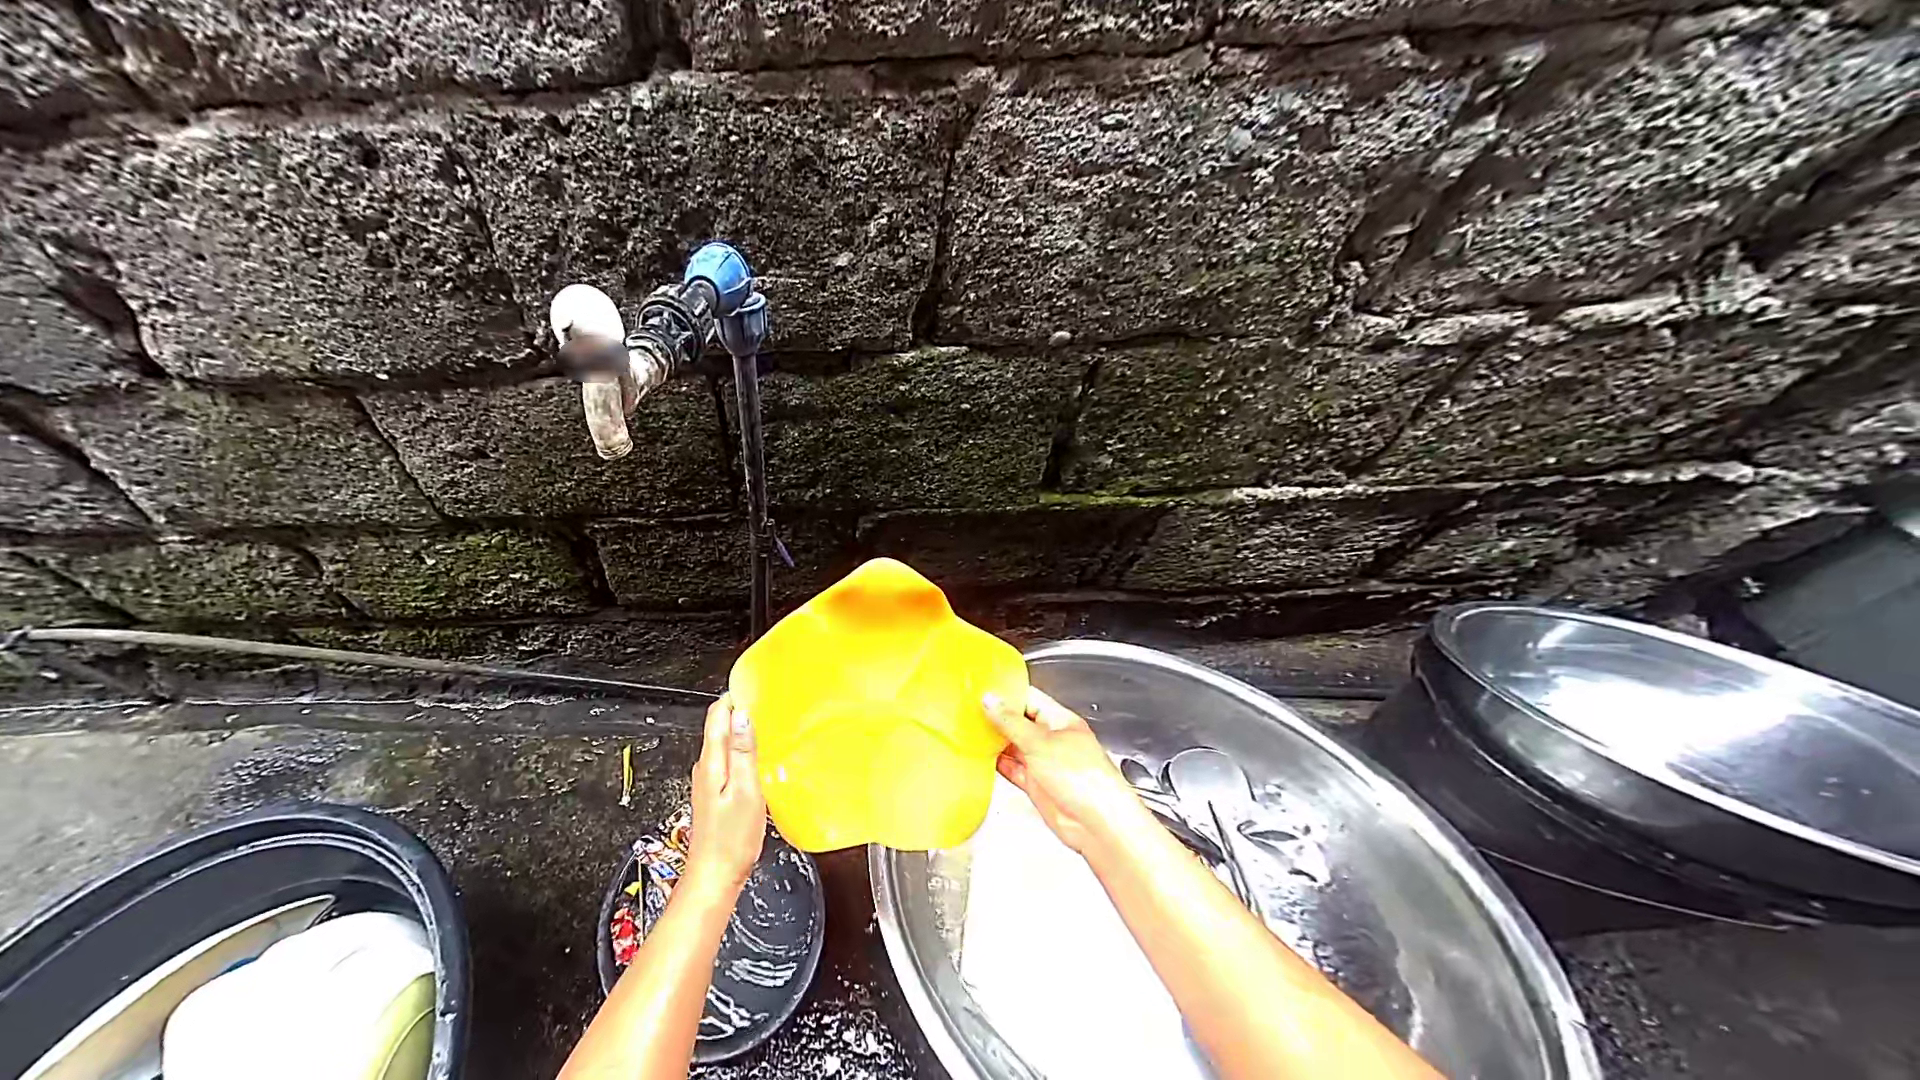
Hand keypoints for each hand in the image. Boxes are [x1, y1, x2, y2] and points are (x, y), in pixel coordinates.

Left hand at [686, 695, 765, 892]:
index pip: (717, 717)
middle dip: (739, 710)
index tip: (753, 685)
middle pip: (719, 727)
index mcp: (711, 763)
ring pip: (724, 744)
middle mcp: (705, 769)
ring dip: (742, 730)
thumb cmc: (731, 840)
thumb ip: (744, 752)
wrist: (714, 878)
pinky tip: (758, 757)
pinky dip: (742, 750)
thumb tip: (743, 715)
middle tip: (766, 701)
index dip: (732, 697)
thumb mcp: (745, 791)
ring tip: (766, 723)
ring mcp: (707, 782)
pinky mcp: (715, 793)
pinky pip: (727, 760)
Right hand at [983, 687, 1147, 855]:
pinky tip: (985, 759)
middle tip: (973, 712)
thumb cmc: (1086, 780)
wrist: (1097, 824)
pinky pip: (1014, 770)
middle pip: (1021, 723)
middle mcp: (1053, 740)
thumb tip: (992, 702)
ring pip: (1015, 747)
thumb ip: (1012, 723)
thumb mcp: (1041, 743)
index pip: (1030, 699)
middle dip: (1000, 719)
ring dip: (997, 742)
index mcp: (1060, 721)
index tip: (986, 692)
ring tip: (973, 732)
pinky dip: (1000, 765)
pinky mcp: (1038, 785)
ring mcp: (1045, 764)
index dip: (1008, 695)